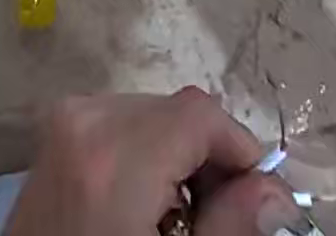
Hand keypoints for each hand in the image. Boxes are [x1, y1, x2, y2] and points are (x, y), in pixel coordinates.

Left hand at [2, 86, 310, 235]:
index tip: (255, 196)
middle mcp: (86, 119)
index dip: (239, 149)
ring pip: (157, 112)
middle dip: (209, 156)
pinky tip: (145, 198)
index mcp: (113, 156)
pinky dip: (149, 149)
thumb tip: (277, 191)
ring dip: (180, 152)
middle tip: (216, 214)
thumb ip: (230, 226)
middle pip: (181, 111)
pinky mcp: (58, 129)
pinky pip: (128, 118)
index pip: (202, 114)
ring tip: (178, 213)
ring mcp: (66, 119)